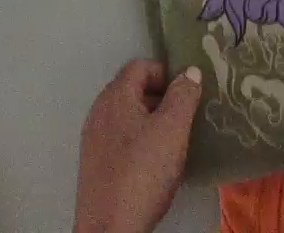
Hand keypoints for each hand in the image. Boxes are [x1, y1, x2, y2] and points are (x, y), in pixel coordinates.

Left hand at [74, 60, 202, 232]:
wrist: (110, 229)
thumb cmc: (142, 172)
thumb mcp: (172, 130)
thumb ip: (183, 96)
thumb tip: (190, 71)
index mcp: (115, 96)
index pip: (140, 66)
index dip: (165, 73)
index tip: (187, 92)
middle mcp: (99, 111)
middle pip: (132, 89)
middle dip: (160, 97)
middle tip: (185, 116)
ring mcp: (93, 138)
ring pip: (127, 116)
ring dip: (151, 120)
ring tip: (173, 140)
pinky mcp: (94, 163)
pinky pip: (120, 138)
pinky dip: (138, 140)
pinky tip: (154, 163)